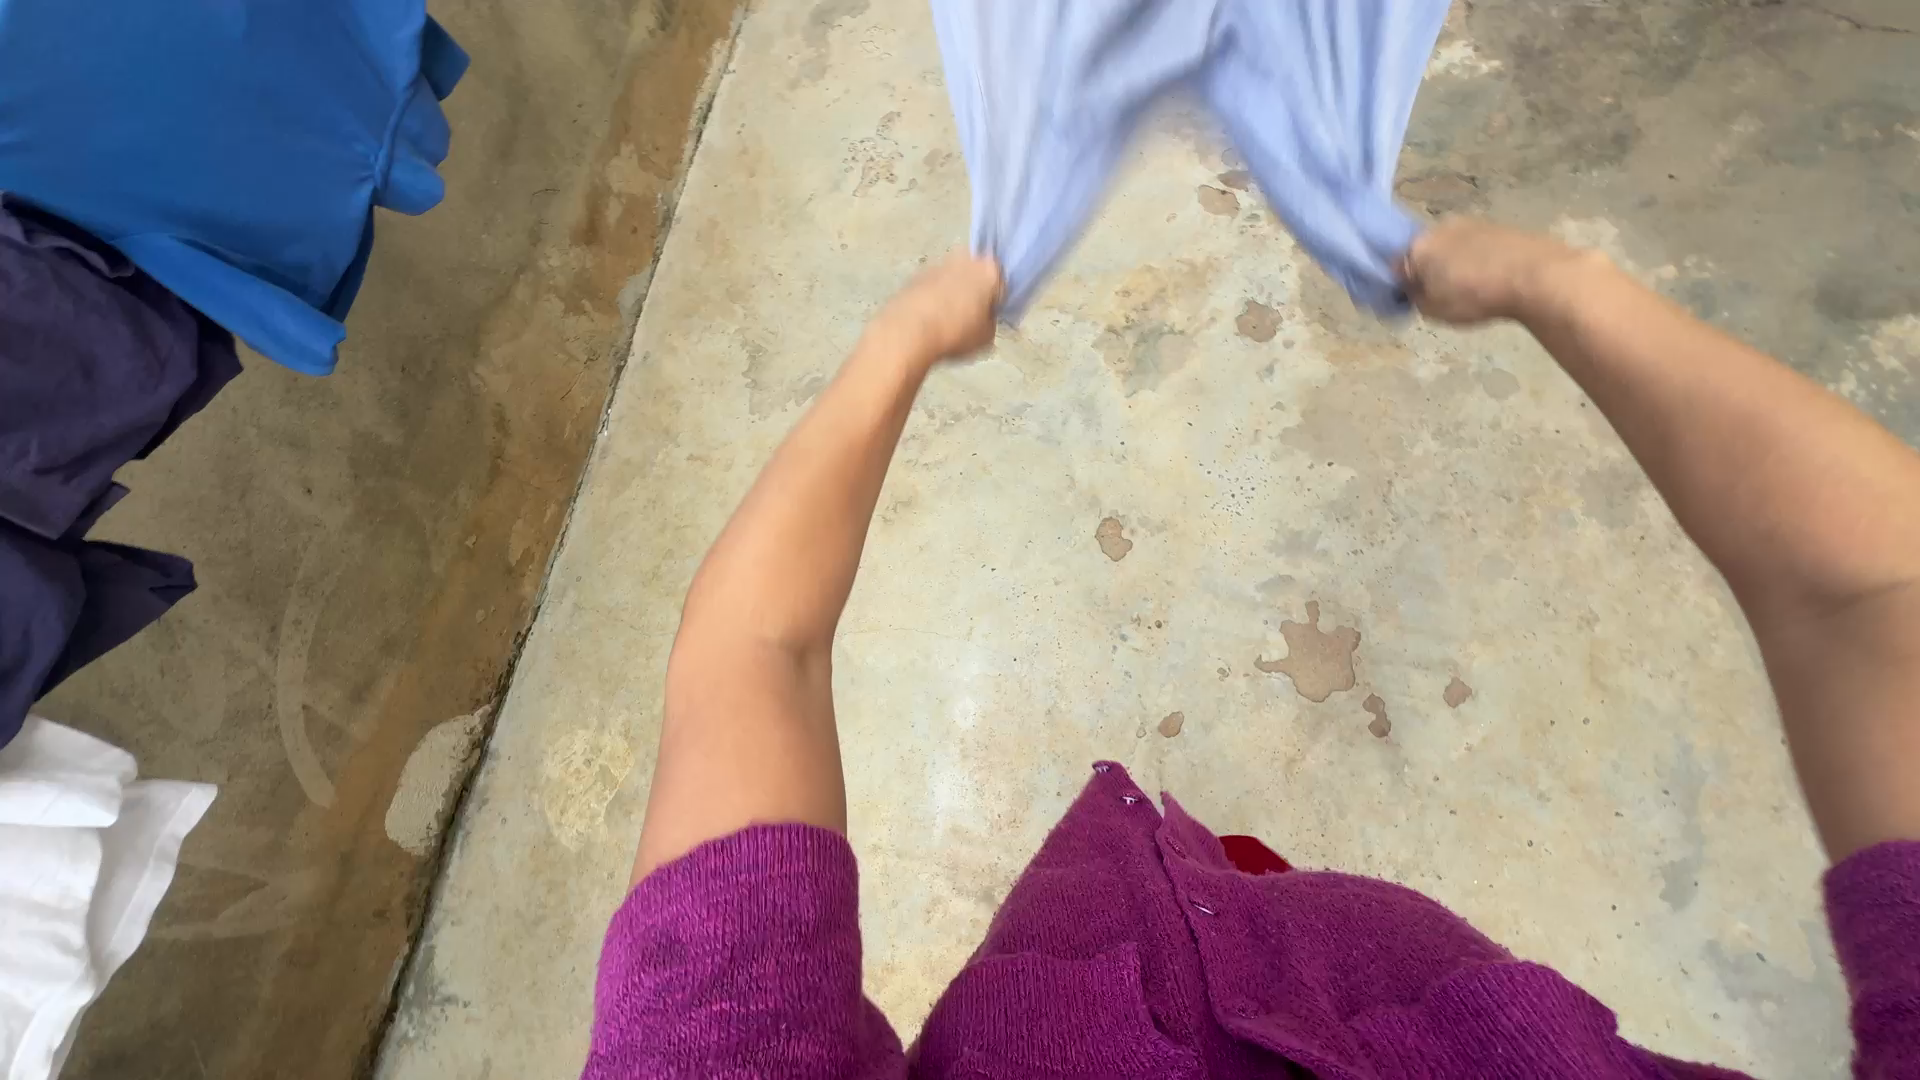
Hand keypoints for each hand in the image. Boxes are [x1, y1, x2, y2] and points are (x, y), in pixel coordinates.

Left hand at [866, 251, 1001, 364]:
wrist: (908, 331)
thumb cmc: (955, 332)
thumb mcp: (986, 337)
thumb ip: (990, 322)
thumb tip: (984, 319)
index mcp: (989, 269)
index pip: (1001, 281)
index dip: (997, 300)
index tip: (991, 315)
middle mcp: (964, 257)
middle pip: (975, 273)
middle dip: (974, 290)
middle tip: (971, 317)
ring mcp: (937, 263)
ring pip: (952, 278)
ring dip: (952, 293)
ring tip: (947, 321)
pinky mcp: (915, 275)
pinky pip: (932, 287)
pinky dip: (932, 298)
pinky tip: (930, 320)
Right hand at [1400, 219, 1597, 325]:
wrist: (1537, 276)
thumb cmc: (1474, 295)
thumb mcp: (1430, 309)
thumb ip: (1413, 296)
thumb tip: (1412, 287)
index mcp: (1418, 245)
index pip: (1396, 265)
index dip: (1400, 285)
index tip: (1409, 300)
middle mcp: (1442, 227)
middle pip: (1424, 252)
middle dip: (1427, 270)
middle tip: (1438, 294)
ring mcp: (1474, 223)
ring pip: (1451, 248)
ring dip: (1452, 265)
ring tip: (1466, 288)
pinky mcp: (1500, 226)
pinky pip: (1476, 246)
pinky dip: (1476, 260)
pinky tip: (1487, 278)